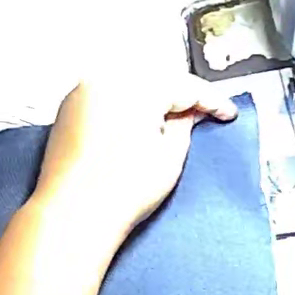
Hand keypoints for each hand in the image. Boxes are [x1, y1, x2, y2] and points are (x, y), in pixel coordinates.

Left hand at [32, 76, 237, 240]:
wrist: (74, 214)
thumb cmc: (122, 190)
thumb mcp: (170, 157)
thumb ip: (186, 125)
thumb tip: (189, 114)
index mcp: (136, 85)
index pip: (184, 86)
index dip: (211, 101)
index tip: (226, 112)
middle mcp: (105, 79)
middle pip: (155, 81)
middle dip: (179, 97)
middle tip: (203, 115)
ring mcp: (82, 93)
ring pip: (130, 87)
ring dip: (153, 101)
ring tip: (171, 124)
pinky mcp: (68, 110)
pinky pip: (107, 99)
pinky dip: (127, 109)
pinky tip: (138, 129)